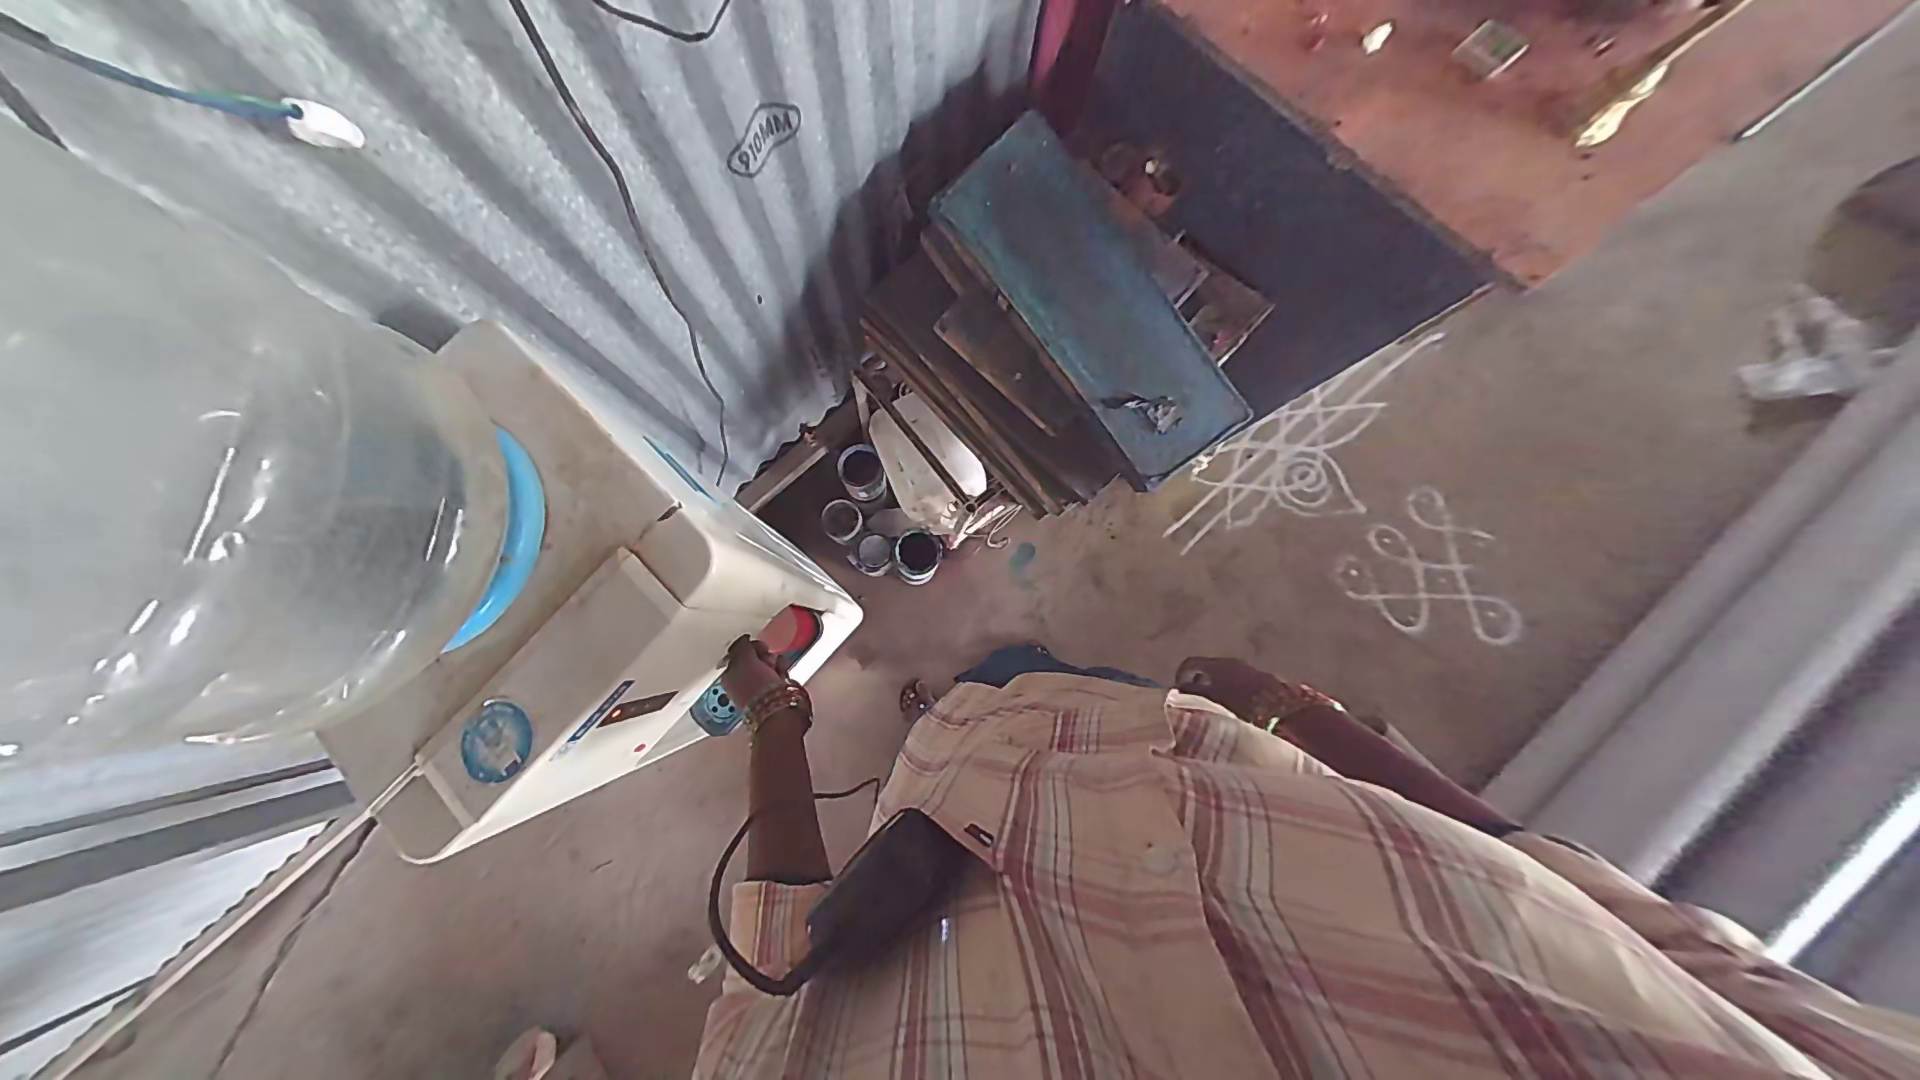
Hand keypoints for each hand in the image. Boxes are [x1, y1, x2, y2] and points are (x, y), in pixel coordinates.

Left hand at [721, 636, 788, 711]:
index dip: (747, 647)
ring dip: (774, 662)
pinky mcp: (776, 691)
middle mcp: (742, 684)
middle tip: (765, 658)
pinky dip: (782, 669)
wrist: (777, 706)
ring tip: (776, 667)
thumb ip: (741, 646)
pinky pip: (779, 672)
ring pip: (768, 665)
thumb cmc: (756, 685)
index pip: (737, 654)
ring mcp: (760, 688)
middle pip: (754, 659)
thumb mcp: (743, 659)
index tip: (754, 645)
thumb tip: (743, 639)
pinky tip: (783, 672)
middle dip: (762, 655)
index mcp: (728, 677)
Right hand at [1176, 656, 1333, 726]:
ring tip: (1214, 712)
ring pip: (1225, 678)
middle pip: (1207, 670)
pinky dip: (1232, 695)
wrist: (1293, 716)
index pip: (1188, 665)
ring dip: (1217, 690)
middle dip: (1198, 684)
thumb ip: (1194, 696)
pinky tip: (1235, 714)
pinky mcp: (1266, 683)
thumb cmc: (1247, 709)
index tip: (1175, 696)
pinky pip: (1240, 685)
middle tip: (1192, 705)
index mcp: (1216, 666)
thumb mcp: (1214, 703)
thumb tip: (1177, 694)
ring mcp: (1251, 672)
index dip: (1179, 679)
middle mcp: (1232, 663)